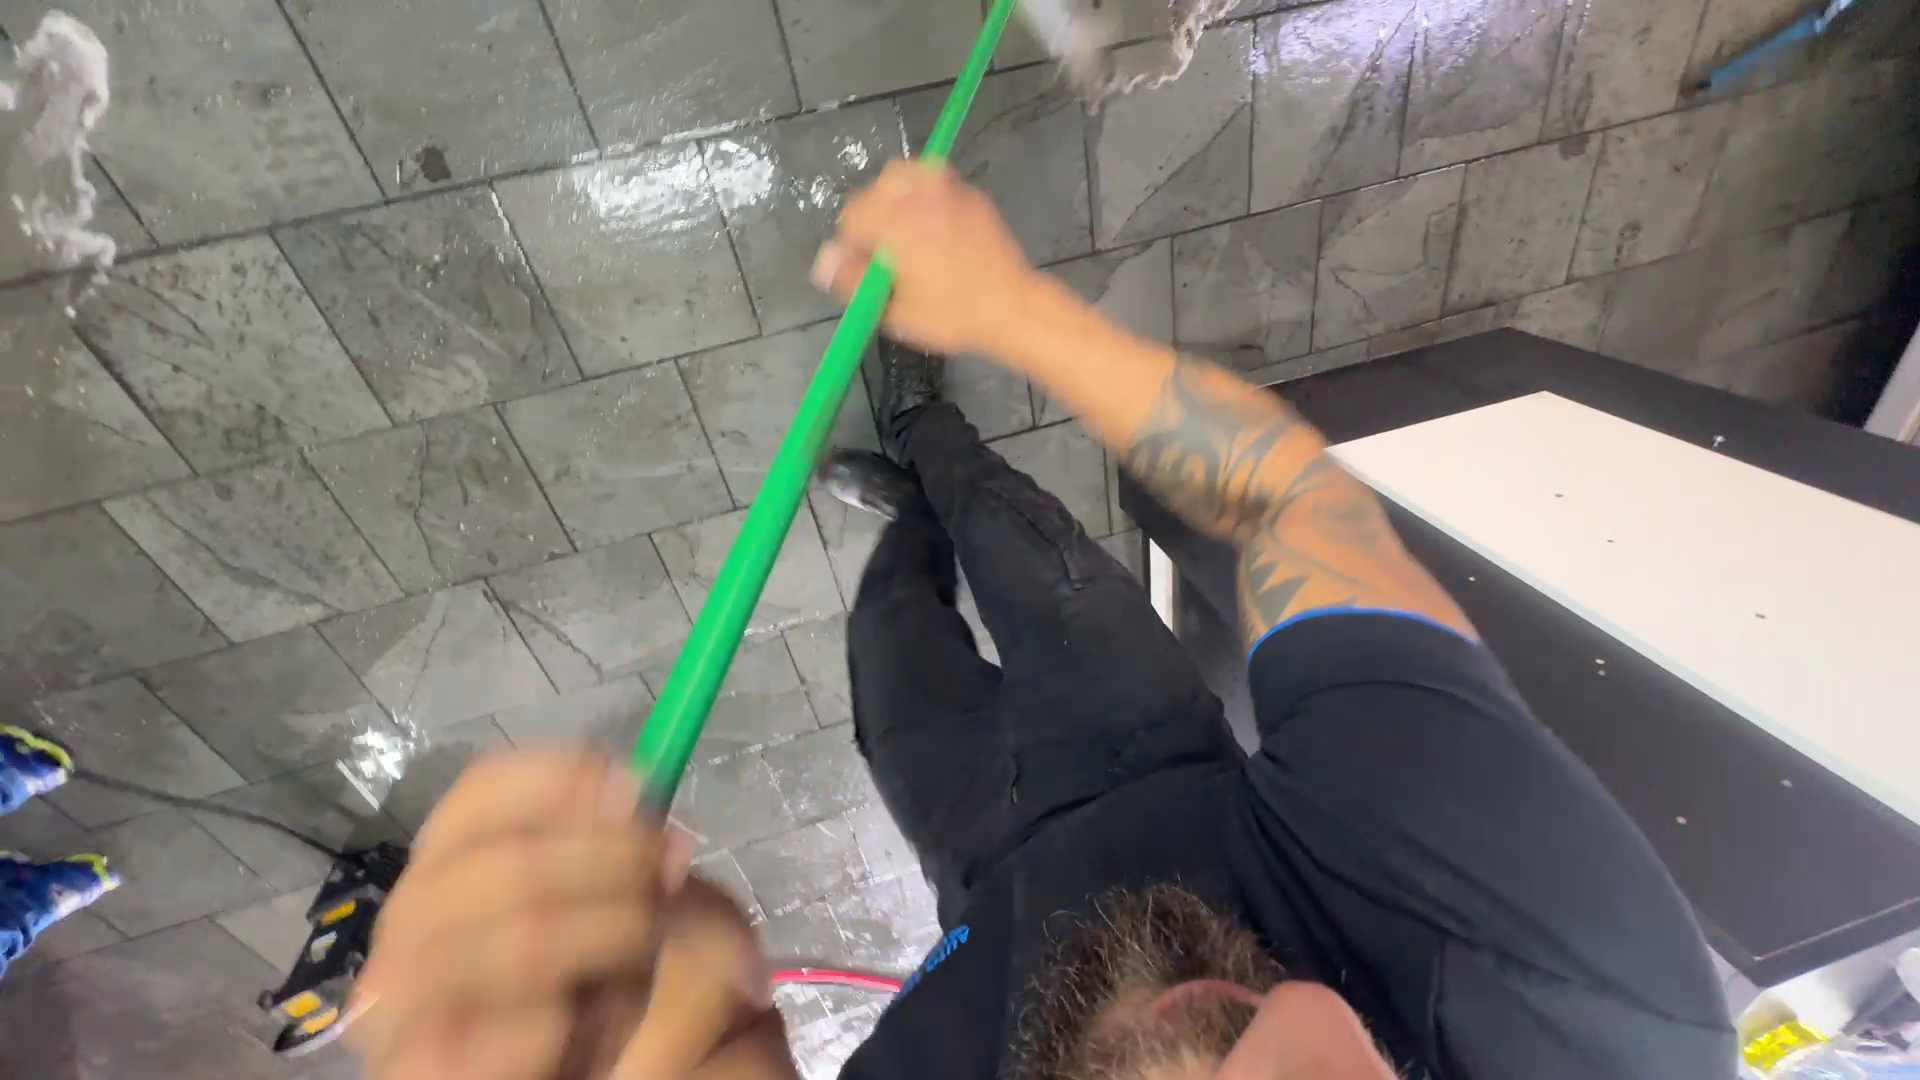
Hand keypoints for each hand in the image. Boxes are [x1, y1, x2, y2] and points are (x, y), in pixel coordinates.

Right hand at [349, 751, 784, 1079]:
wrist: (550, 1059)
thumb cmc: (583, 958)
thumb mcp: (613, 885)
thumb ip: (623, 836)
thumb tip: (642, 791)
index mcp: (450, 853)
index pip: (480, 791)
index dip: (561, 779)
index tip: (634, 785)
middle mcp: (410, 915)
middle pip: (514, 863)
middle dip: (613, 860)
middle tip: (669, 869)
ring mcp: (401, 998)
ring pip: (526, 940)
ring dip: (611, 932)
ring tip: (645, 941)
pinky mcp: (421, 1072)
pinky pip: (526, 1028)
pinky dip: (583, 1016)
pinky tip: (592, 1013)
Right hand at [812, 161, 1042, 355]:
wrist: (1011, 306)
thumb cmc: (951, 315)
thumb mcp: (894, 310)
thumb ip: (853, 281)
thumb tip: (824, 260)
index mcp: (894, 219)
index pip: (850, 219)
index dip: (853, 249)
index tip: (869, 273)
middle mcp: (917, 192)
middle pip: (874, 192)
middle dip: (874, 220)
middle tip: (889, 259)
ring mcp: (947, 187)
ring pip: (903, 178)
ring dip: (897, 203)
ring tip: (908, 239)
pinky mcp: (969, 193)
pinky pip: (933, 183)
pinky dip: (924, 199)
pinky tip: (934, 232)